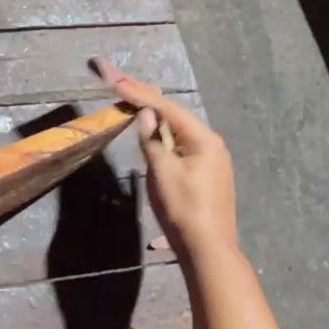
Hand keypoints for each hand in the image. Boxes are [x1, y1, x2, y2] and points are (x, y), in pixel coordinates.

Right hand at [93, 59, 238, 256]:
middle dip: (147, 97)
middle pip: (175, 114)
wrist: (208, 248)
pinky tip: (155, 128)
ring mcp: (212, 159)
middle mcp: (211, 143)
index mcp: (203, 139)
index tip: (116, 79)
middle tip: (121, 79)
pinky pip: (183, 142)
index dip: (139, 94)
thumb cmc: (183, 208)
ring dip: (156, 113)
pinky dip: (165, 132)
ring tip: (135, 95)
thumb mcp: (162, 172)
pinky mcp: (207, 172)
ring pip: (179, 128)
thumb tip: (147, 115)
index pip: (166, 109)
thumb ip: (153, 140)